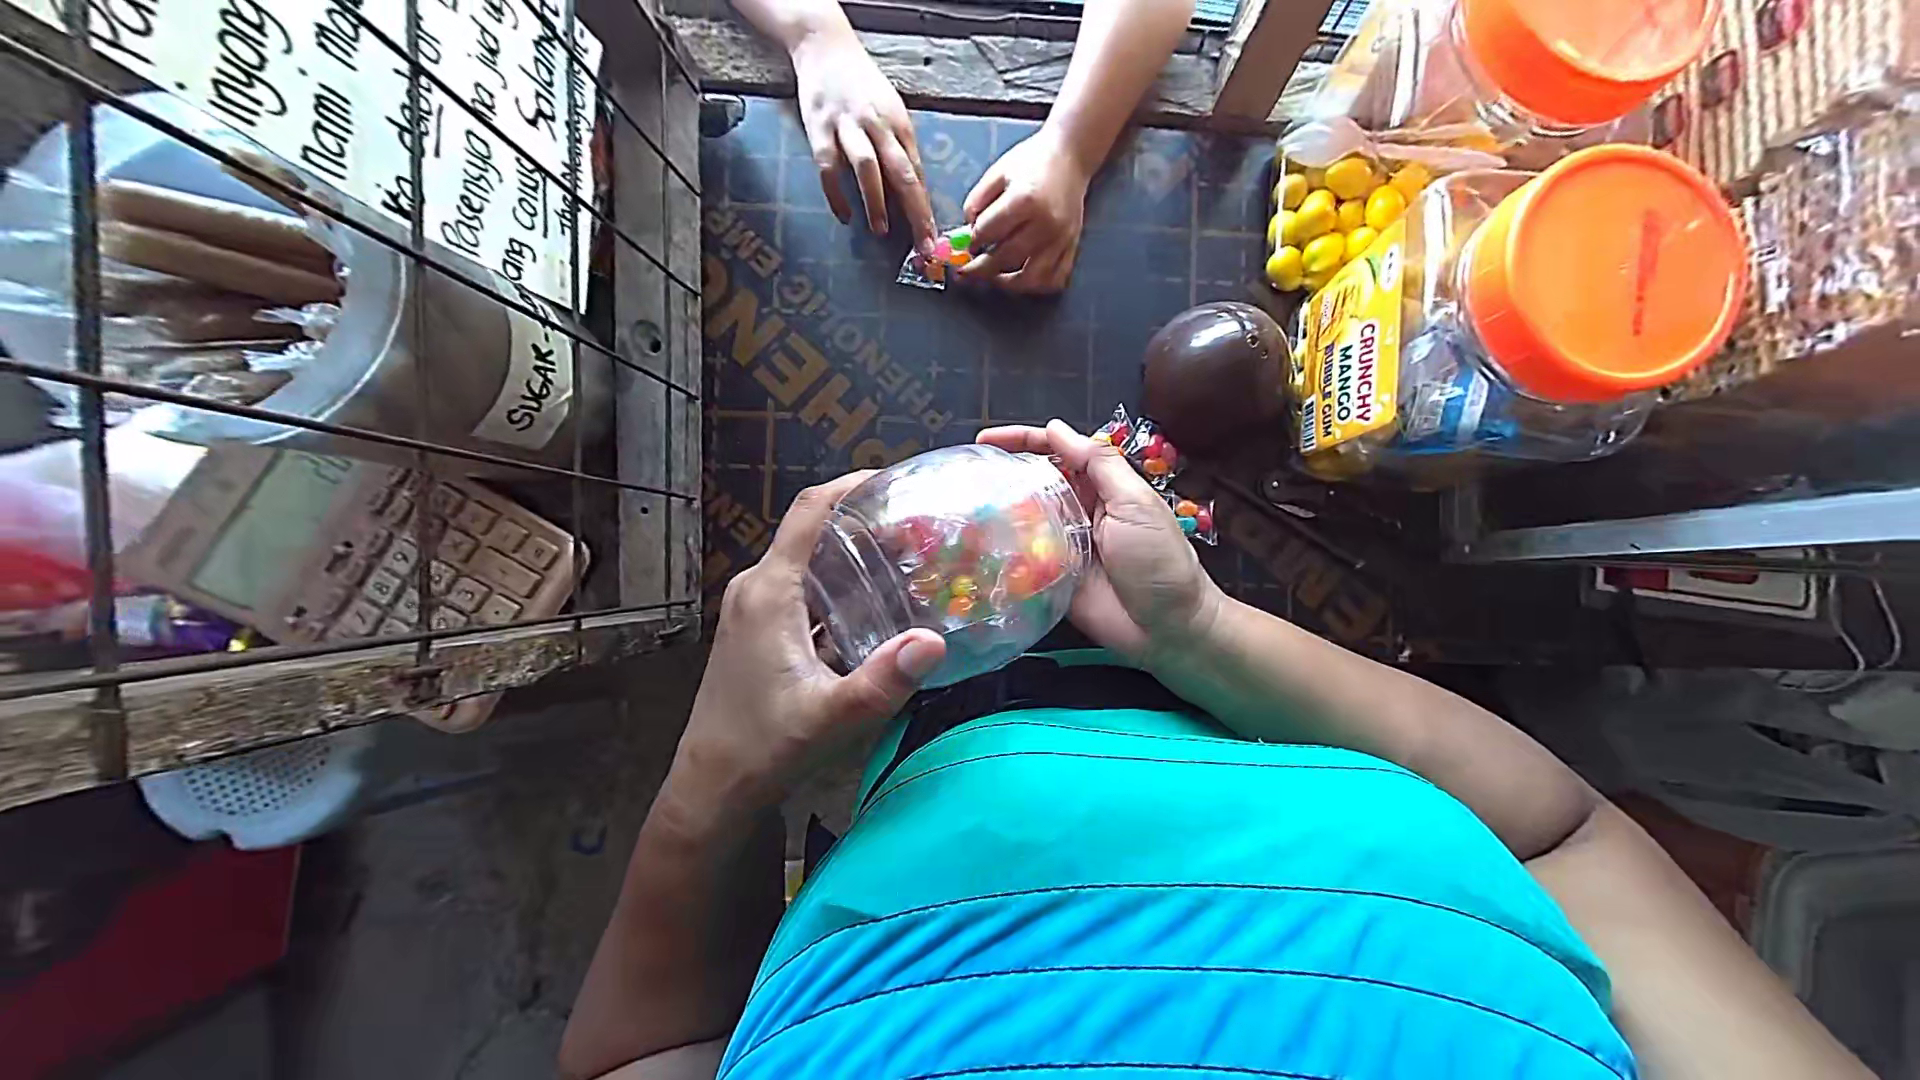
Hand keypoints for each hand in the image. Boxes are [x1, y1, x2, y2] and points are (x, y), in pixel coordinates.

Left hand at [674, 473, 945, 820]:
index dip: (851, 485)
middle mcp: (757, 588)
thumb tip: (934, 643)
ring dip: (853, 555)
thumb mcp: (830, 715)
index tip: (895, 480)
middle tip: (919, 532)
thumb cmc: (763, 747)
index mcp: (769, 590)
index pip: (809, 511)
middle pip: (813, 532)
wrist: (713, 785)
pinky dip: (838, 585)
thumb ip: (882, 680)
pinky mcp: (759, 629)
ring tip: (907, 562)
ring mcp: (755, 608)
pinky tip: (873, 606)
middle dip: (865, 522)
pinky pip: (804, 589)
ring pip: (809, 562)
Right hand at [789, 29, 936, 252]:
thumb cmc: (863, 88)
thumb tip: (915, 196)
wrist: (825, 45)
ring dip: (876, 201)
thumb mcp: (891, 114)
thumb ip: (901, 152)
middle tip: (921, 244)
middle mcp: (878, 125)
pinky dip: (836, 194)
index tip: (933, 240)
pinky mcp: (819, 128)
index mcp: (900, 124)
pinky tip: (844, 215)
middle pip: (902, 173)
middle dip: (915, 212)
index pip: (918, 174)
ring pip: (867, 168)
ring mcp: (848, 126)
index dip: (926, 210)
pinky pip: (828, 168)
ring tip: (882, 231)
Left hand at [958, 125, 1090, 292]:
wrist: (1071, 156)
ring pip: (1030, 278)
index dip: (972, 242)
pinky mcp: (1072, 247)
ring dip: (1007, 284)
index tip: (966, 246)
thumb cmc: (1031, 162)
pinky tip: (1021, 280)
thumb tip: (965, 234)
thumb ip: (977, 201)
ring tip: (993, 279)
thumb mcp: (998, 172)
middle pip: (1006, 258)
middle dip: (981, 268)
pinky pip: (1054, 280)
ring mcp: (1061, 239)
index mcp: (1025, 200)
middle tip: (967, 272)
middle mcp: (1045, 224)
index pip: (988, 232)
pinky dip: (1036, 286)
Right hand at [976, 420, 1220, 661]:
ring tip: (960, 504)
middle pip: (1032, 482)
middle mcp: (1076, 510)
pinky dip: (1000, 550)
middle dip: (1001, 472)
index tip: (986, 438)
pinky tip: (974, 545)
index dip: (1022, 440)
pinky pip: (1020, 558)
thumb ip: (1098, 464)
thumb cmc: (1159, 560)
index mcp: (1099, 486)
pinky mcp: (1050, 576)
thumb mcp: (1135, 501)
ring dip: (995, 510)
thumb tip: (1057, 429)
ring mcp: (1060, 544)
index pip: (1056, 452)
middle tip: (965, 471)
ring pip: (1021, 518)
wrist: (1167, 626)